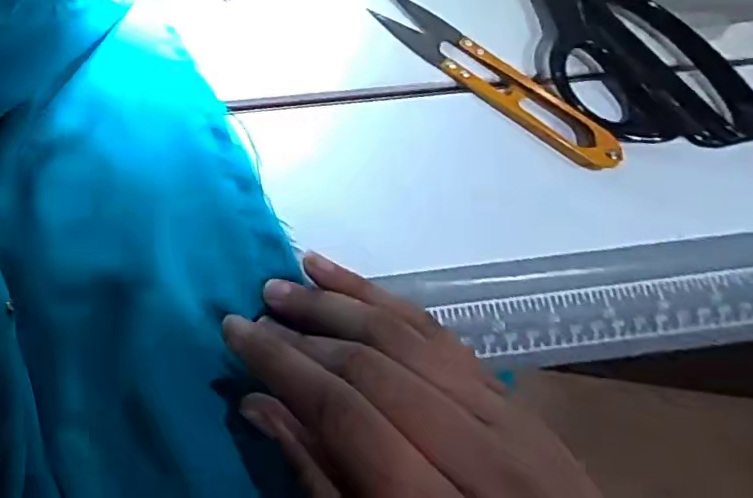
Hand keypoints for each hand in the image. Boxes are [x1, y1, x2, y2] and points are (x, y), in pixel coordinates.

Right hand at [224, 251, 601, 497]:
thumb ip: (321, 483)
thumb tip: (258, 403)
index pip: (346, 416)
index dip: (282, 367)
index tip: (234, 331)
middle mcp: (486, 462)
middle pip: (374, 368)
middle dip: (303, 334)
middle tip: (253, 311)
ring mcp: (512, 425)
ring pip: (406, 335)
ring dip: (335, 302)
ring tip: (283, 283)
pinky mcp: (518, 403)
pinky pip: (438, 332)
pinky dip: (381, 297)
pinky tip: (337, 275)